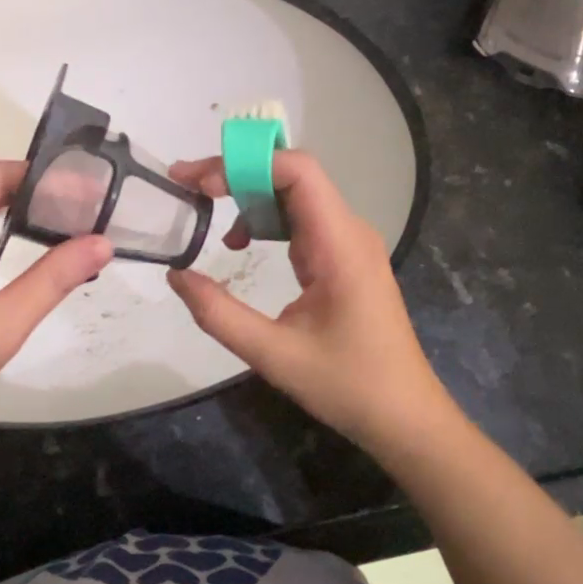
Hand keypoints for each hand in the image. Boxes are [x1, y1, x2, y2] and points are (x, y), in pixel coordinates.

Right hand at [166, 152, 457, 449]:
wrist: (407, 418)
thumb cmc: (349, 386)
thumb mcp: (274, 355)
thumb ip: (219, 313)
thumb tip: (175, 274)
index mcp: (340, 244)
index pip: (297, 171)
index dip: (245, 165)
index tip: (200, 184)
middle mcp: (348, 231)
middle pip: (291, 175)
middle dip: (236, 173)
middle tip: (186, 185)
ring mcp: (347, 242)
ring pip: (293, 194)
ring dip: (247, 193)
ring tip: (202, 208)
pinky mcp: (341, 257)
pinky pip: (299, 219)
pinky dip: (263, 218)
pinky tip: (239, 244)